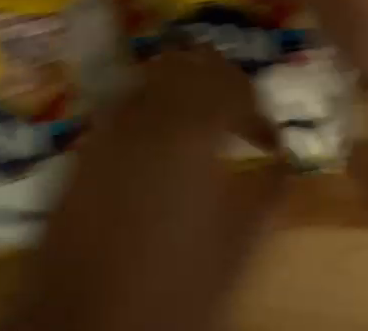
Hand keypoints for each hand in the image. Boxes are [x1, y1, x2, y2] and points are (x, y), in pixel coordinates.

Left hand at [8, 50, 284, 330]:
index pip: (236, 85)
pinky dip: (150, 112)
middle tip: (240, 115)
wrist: (84, 326)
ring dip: (183, 90)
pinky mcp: (81, 154)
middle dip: (221, 82)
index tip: (272, 142)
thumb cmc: (173, 286)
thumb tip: (286, 161)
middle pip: (191, 64)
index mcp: (192, 127)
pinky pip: (124, 109)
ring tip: (202, 126)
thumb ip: (271, 191)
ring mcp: (108, 130)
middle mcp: (148, 114)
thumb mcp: (238, 244)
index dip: (259, 109)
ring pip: (153, 79)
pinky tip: (159, 151)